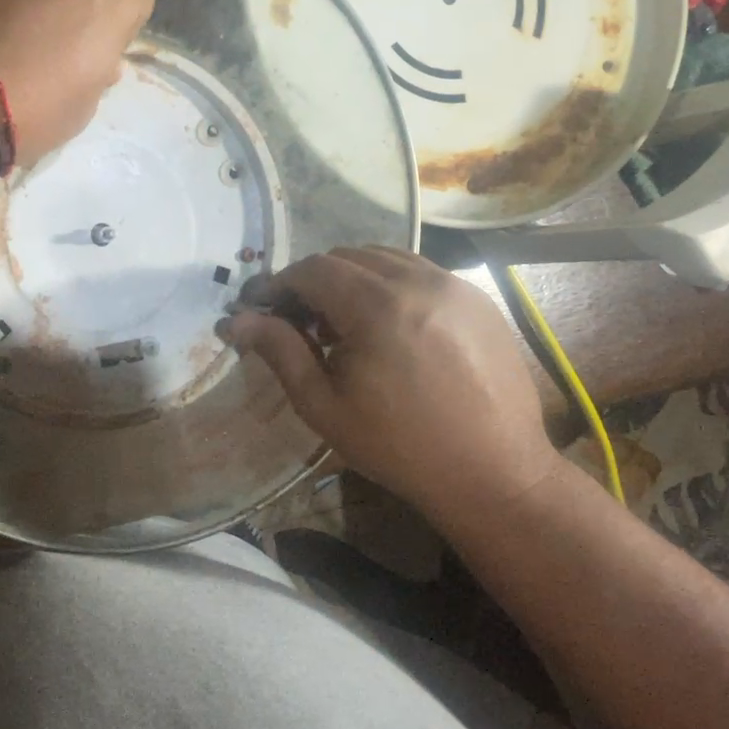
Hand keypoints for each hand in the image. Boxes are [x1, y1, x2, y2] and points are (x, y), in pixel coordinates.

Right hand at [221, 248, 563, 514]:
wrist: (493, 472)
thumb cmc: (396, 445)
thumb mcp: (322, 404)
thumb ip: (280, 351)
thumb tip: (236, 320)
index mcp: (378, 306)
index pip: (313, 269)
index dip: (278, 284)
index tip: (257, 309)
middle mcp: (420, 282)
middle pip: (347, 257)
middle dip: (312, 281)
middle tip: (295, 321)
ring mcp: (456, 287)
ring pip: (385, 259)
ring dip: (350, 279)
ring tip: (339, 324)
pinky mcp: (478, 300)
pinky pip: (420, 273)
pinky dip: (388, 286)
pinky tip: (383, 328)